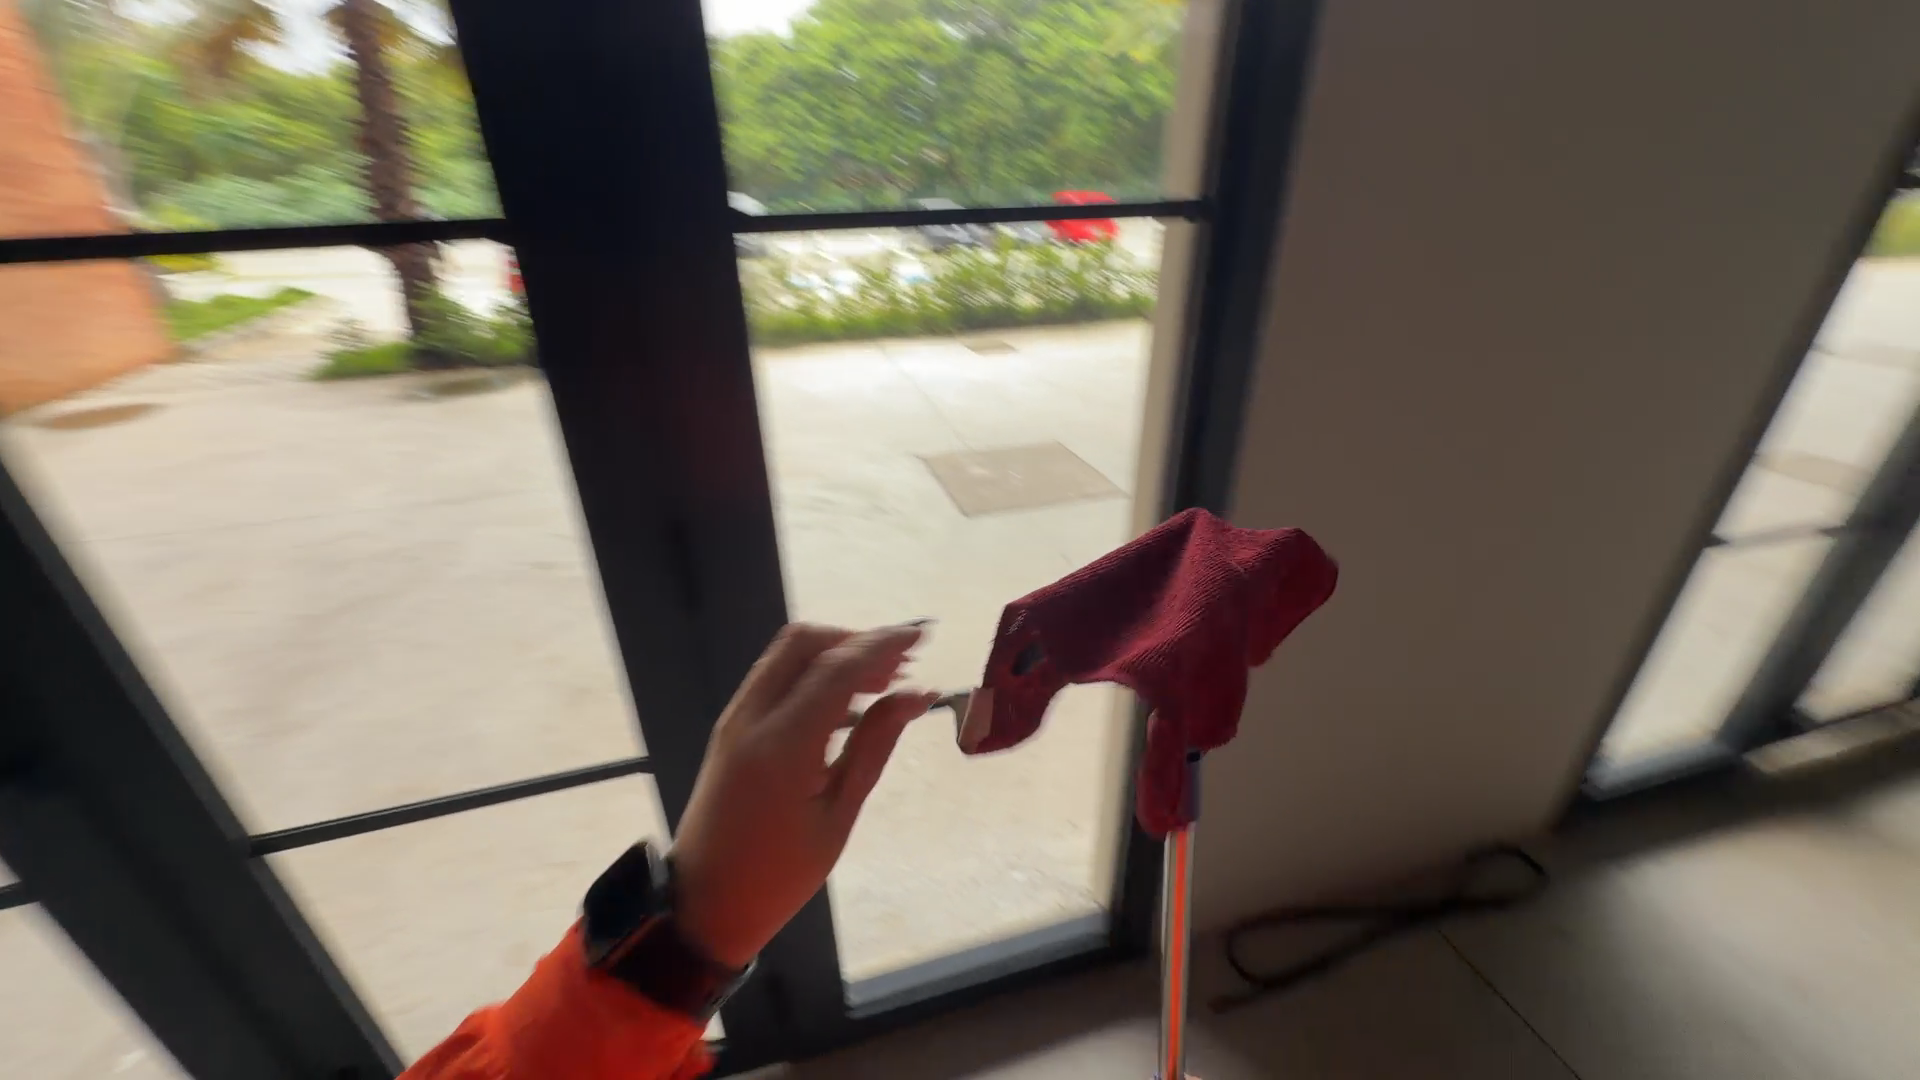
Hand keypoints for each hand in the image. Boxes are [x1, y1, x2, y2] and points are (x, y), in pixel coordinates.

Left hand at [669, 622, 936, 967]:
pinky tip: (846, 696)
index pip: (838, 667)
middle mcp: (753, 716)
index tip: (921, 636)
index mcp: (783, 744)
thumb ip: (876, 743)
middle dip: (856, 639)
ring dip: (835, 651)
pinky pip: (775, 675)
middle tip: (899, 664)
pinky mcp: (732, 725)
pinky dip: (813, 669)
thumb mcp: (839, 814)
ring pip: (787, 652)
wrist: (702, 904)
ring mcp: (736, 717)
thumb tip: (918, 695)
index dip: (882, 644)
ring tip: (881, 680)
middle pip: (805, 641)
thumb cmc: (780, 873)